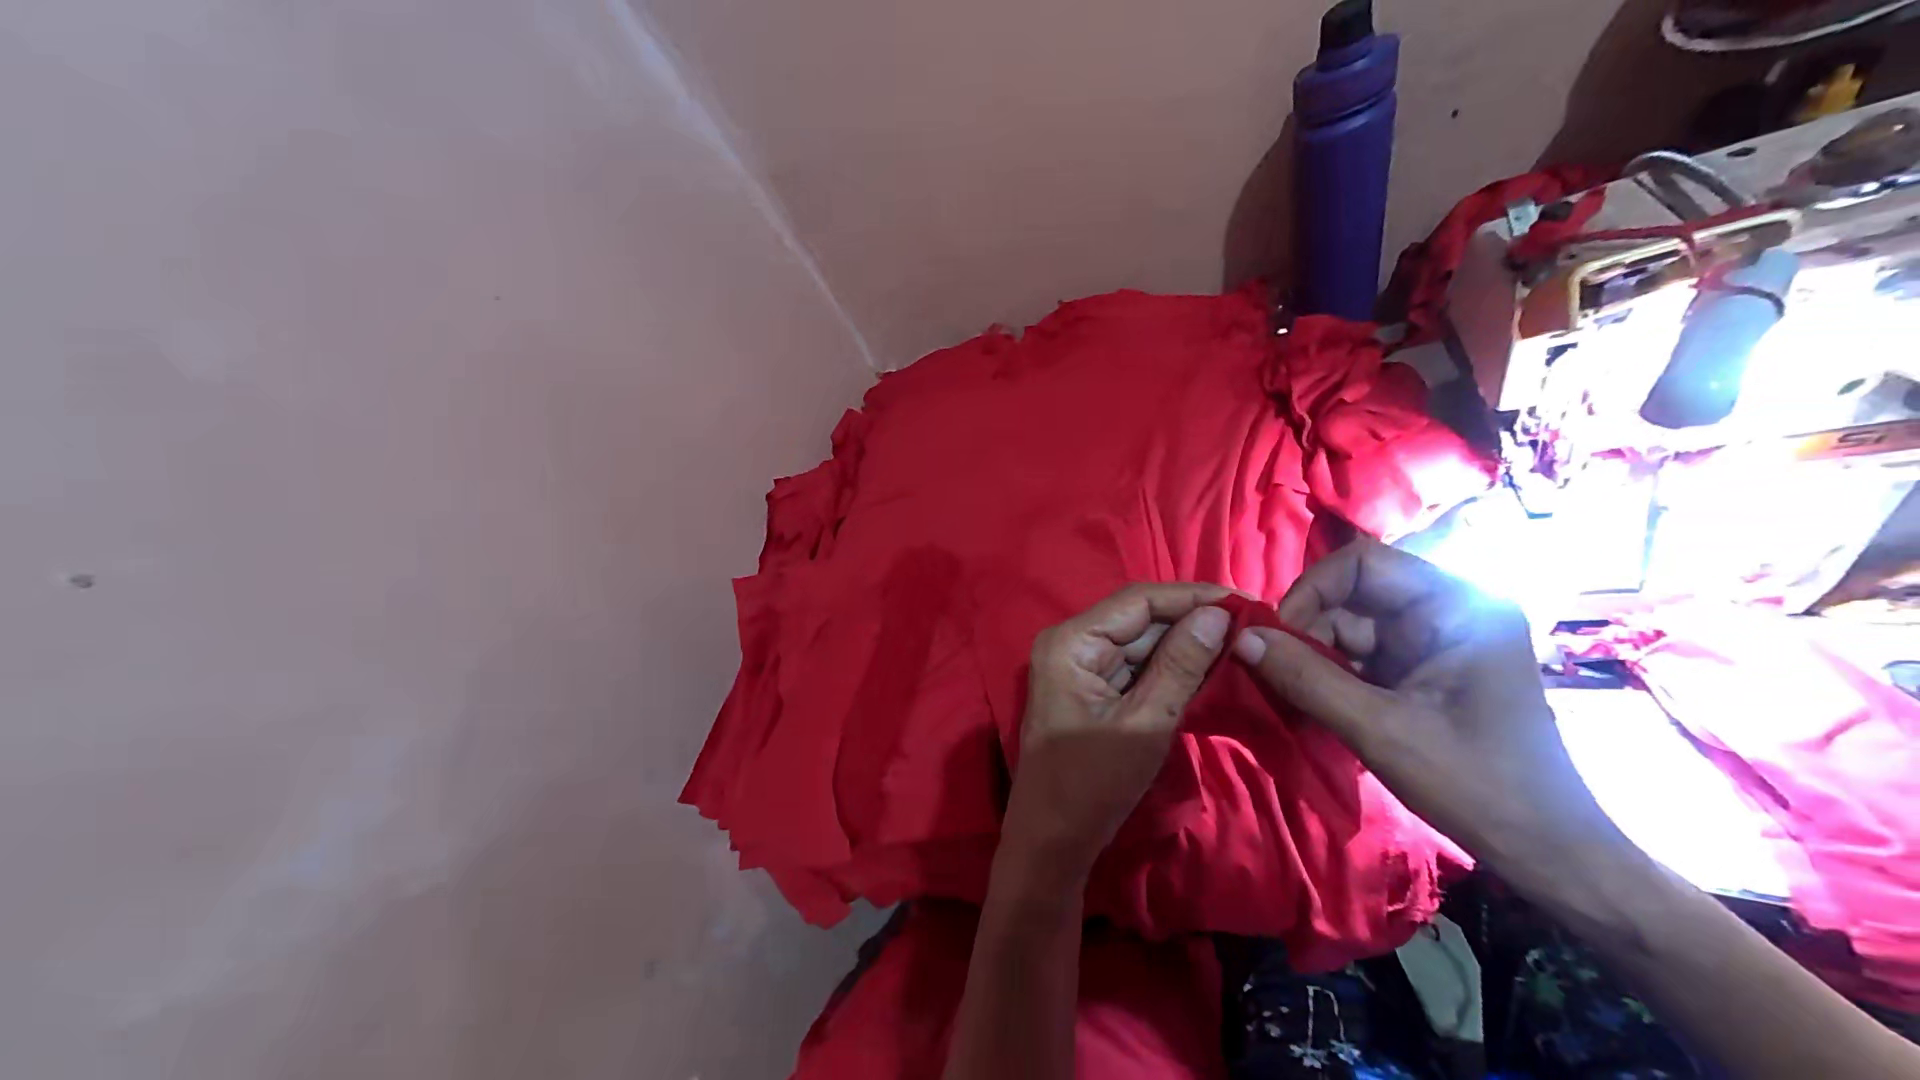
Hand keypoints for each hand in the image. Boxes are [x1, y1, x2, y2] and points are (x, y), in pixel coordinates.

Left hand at [1004, 584, 1232, 873]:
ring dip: (1187, 642)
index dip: (1193, 597)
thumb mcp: (1145, 723)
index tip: (1247, 601)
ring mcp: (1080, 666)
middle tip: (1254, 624)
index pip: (1138, 600)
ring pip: (1141, 641)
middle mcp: (1071, 642)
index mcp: (1071, 641)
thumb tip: (1218, 614)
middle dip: (1194, 620)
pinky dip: (1171, 666)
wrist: (1053, 840)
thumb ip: (1181, 665)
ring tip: (1243, 640)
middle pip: (1140, 618)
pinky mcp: (1092, 688)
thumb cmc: (1093, 784)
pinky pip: (1136, 666)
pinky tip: (1211, 665)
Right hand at [1231, 538, 1620, 882]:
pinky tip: (1304, 700)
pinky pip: (1357, 657)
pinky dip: (1326, 675)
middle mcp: (1444, 612)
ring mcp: (1431, 644)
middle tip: (1269, 668)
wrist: (1545, 852)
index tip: (1276, 634)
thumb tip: (1239, 639)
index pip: (1364, 562)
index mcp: (1455, 606)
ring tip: (1282, 690)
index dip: (1311, 589)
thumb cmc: (1477, 784)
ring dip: (1311, 656)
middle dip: (1306, 629)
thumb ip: (1306, 679)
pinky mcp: (1419, 673)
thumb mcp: (1381, 730)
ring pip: (1347, 628)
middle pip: (1350, 595)